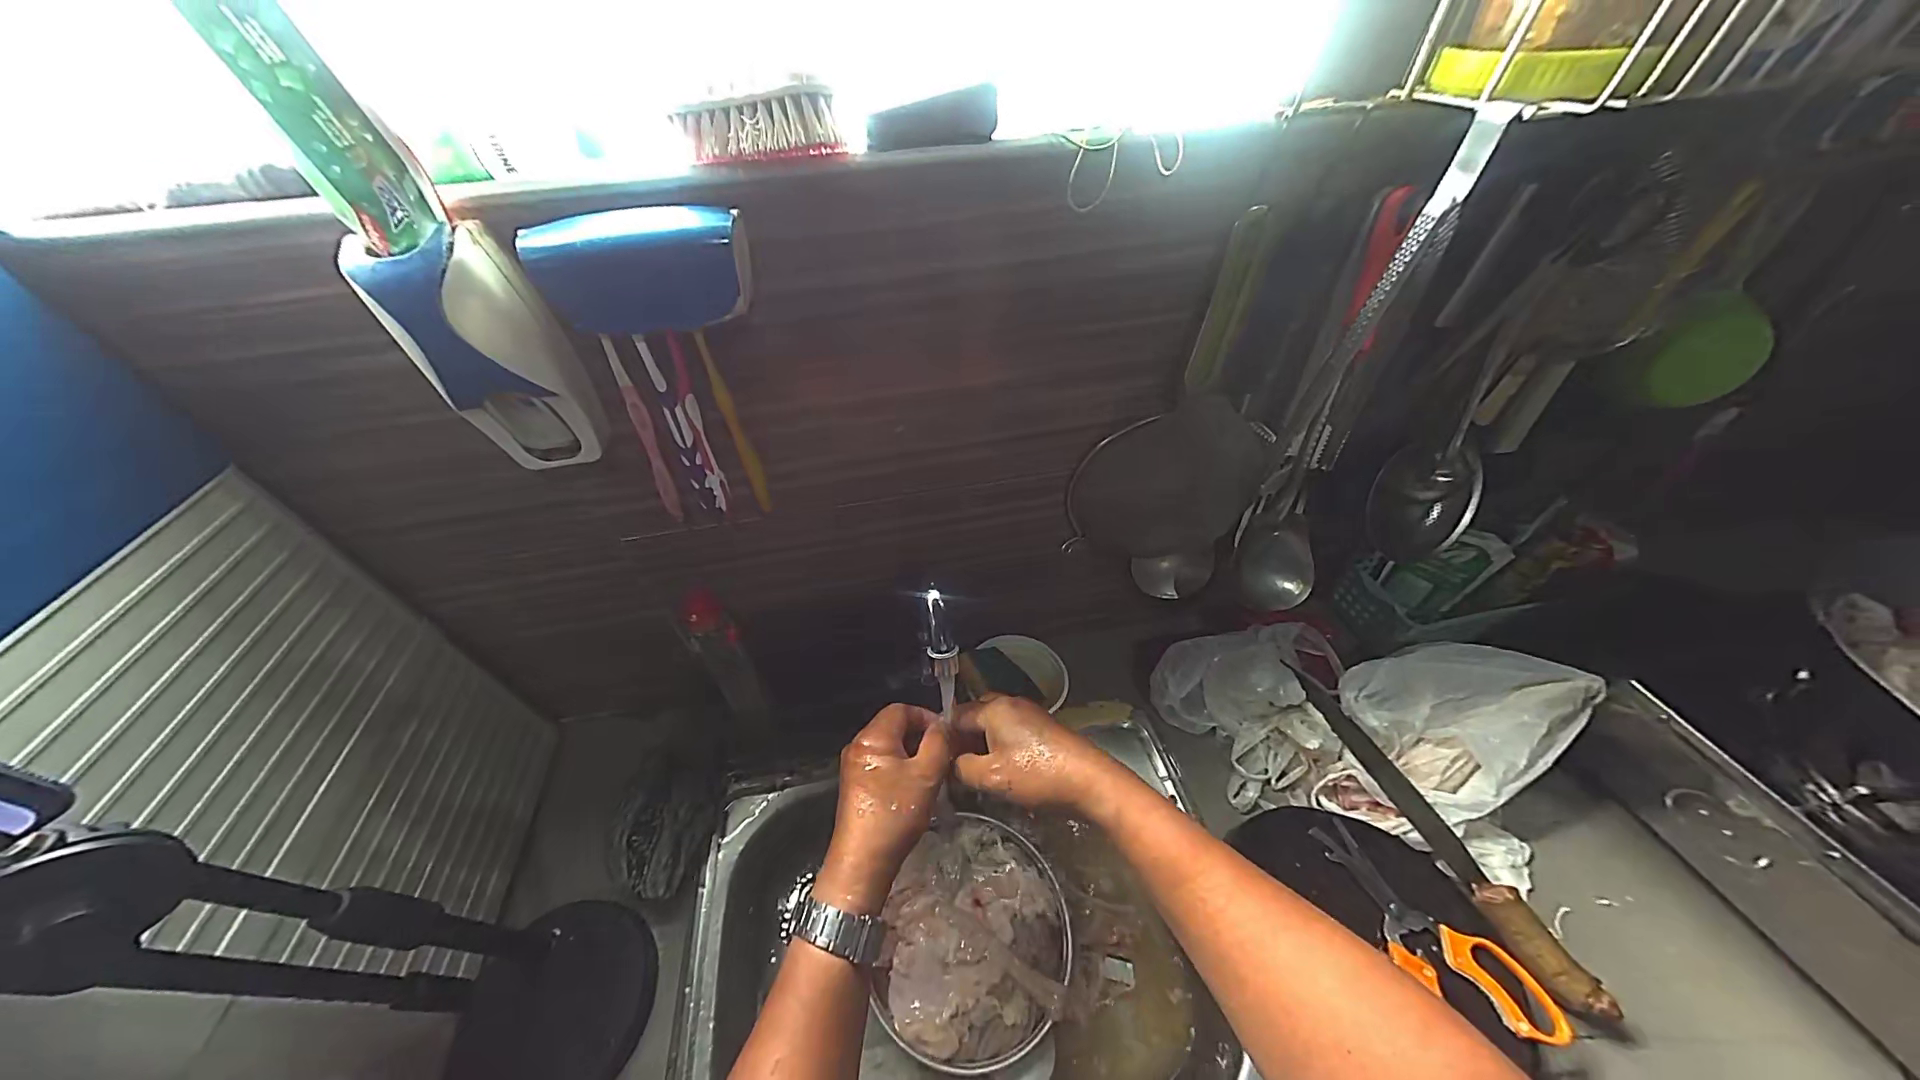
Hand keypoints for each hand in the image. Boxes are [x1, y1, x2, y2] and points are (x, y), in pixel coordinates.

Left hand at [814, 704, 950, 914]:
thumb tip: (942, 725)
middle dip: (921, 737)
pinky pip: (883, 764)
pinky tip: (915, 788)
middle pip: (894, 727)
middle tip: (943, 755)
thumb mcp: (926, 775)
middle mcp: (858, 746)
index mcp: (871, 738)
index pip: (901, 709)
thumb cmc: (894, 815)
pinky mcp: (856, 785)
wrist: (862, 862)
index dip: (926, 716)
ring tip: (933, 773)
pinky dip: (901, 769)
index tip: (946, 734)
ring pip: (890, 747)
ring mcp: (854, 767)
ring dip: (913, 754)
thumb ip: (938, 742)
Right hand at [951, 694, 1135, 816]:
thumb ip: (962, 768)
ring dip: (983, 743)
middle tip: (957, 765)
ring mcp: (1030, 714)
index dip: (944, 738)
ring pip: (994, 724)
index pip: (955, 715)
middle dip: (964, 738)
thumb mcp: (991, 777)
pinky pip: (1011, 731)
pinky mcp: (1043, 728)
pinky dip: (1002, 745)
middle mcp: (1011, 703)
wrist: (1089, 780)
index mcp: (994, 708)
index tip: (939, 761)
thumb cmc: (1037, 775)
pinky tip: (1004, 769)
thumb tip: (955, 764)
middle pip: (976, 715)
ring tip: (979, 770)